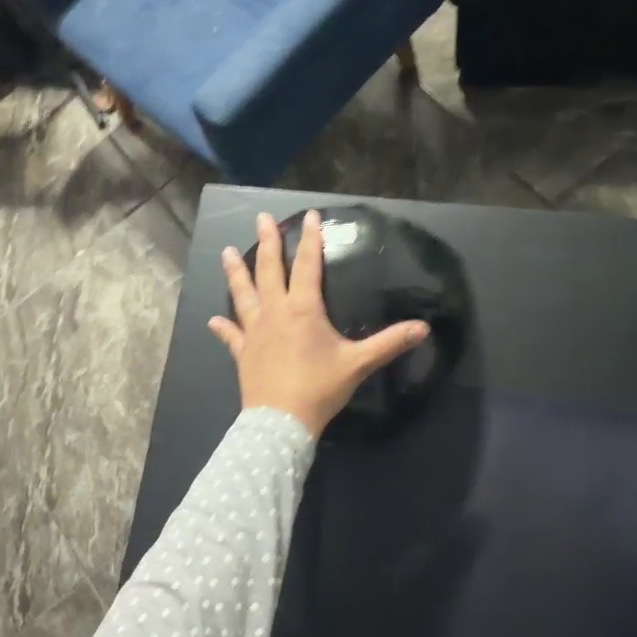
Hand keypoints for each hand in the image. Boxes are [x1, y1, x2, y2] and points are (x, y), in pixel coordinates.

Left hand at [209, 210, 430, 436]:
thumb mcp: (358, 363)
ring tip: (226, 252)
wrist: (281, 420)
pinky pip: (231, 335)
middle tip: (261, 218)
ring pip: (243, 295)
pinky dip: (223, 326)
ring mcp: (255, 331)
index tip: (310, 216)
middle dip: (267, 242)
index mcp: (303, 309)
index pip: (308, 265)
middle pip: (269, 270)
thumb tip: (423, 328)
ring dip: (236, 272)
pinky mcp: (242, 352)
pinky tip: (213, 320)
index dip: (310, 239)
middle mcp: (275, 312)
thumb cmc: (320, 388)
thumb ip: (389, 343)